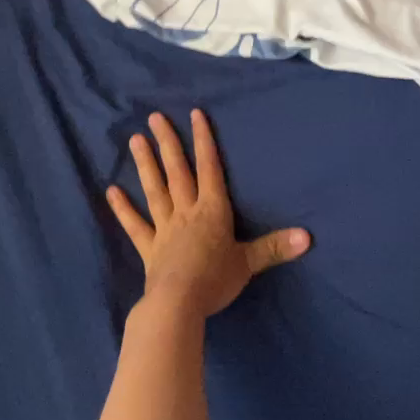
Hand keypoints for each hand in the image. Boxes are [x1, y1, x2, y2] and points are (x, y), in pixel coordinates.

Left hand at [107, 110, 310, 318]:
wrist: (178, 304)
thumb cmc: (216, 280)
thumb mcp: (249, 263)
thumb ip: (275, 247)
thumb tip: (308, 236)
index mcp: (212, 210)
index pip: (209, 168)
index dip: (203, 141)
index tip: (194, 115)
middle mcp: (186, 212)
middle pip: (177, 171)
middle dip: (168, 143)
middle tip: (154, 117)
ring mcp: (164, 228)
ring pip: (154, 190)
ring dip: (145, 165)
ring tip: (134, 140)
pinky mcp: (149, 248)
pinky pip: (135, 225)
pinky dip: (123, 208)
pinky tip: (111, 191)